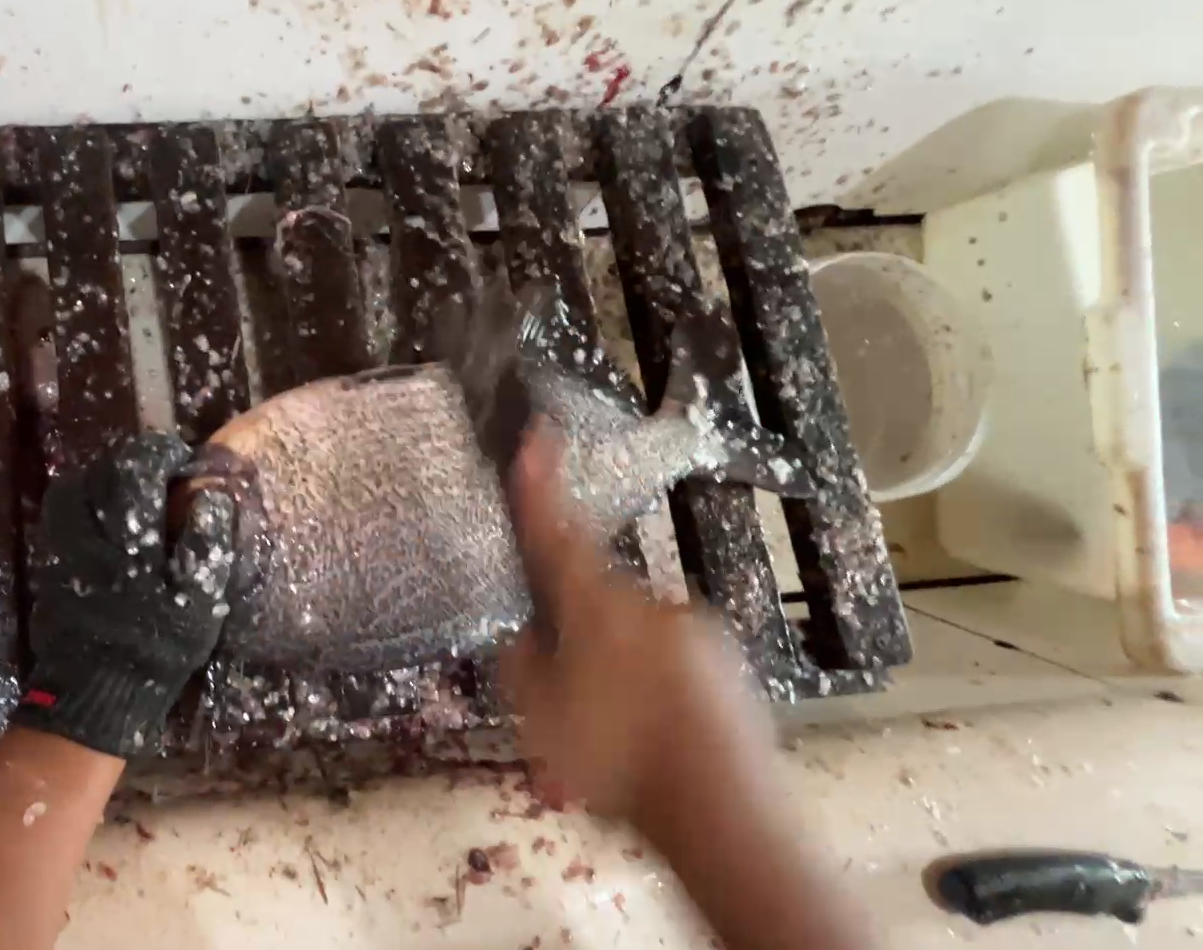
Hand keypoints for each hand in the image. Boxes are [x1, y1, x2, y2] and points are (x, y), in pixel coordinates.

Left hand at [13, 432, 234, 757]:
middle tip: (160, 469)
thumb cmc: (154, 645)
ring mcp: (63, 541)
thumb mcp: (198, 602)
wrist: (95, 689)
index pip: (140, 467)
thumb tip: (213, 496)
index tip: (184, 458)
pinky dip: (85, 498)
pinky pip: (62, 509)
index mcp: (130, 535)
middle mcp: (91, 529)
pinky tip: (107, 514)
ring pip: (76, 483)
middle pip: (104, 468)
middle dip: (135, 460)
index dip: (164, 453)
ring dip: (106, 475)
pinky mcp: (50, 556)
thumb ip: (206, 544)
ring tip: (132, 487)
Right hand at [500, 427, 774, 827]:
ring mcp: (689, 625)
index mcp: (593, 608)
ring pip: (632, 621)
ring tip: (617, 717)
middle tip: (569, 677)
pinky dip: (653, 669)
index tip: (537, 434)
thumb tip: (526, 631)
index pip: (556, 533)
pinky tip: (653, 719)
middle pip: (594, 588)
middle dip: (577, 618)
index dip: (541, 482)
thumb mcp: (538, 716)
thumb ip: (522, 660)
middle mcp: (645, 602)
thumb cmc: (617, 761)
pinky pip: (669, 644)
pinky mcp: (722, 652)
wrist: (723, 813)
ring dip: (617, 653)